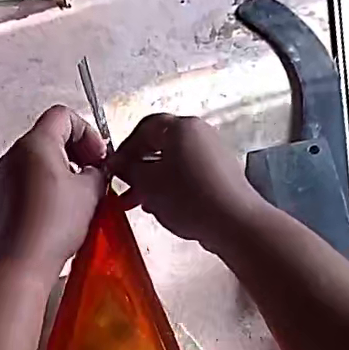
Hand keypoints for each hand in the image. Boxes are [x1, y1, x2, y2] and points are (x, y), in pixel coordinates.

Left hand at [0, 106, 108, 277]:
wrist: (23, 260)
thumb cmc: (54, 224)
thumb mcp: (90, 192)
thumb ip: (98, 172)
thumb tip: (97, 171)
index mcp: (36, 143)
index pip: (63, 115)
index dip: (88, 132)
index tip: (100, 156)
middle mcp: (16, 153)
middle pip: (51, 134)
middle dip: (79, 151)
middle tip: (96, 173)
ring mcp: (7, 174)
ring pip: (41, 158)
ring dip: (66, 169)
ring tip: (84, 193)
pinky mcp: (6, 195)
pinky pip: (32, 178)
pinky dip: (51, 184)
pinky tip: (66, 207)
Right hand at [109, 114, 269, 251]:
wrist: (234, 222)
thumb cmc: (190, 198)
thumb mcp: (148, 183)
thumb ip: (129, 170)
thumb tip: (120, 165)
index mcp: (181, 127)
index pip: (144, 129)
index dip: (125, 150)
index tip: (115, 169)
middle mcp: (201, 134)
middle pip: (161, 146)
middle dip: (140, 169)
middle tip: (127, 190)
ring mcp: (215, 154)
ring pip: (176, 164)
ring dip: (156, 182)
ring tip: (144, 204)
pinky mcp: (223, 175)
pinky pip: (192, 176)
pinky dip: (176, 188)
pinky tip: (167, 208)